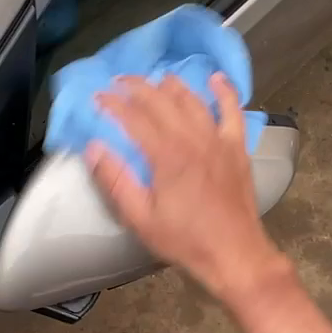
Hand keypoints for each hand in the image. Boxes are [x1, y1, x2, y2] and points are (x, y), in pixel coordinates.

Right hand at [88, 73, 293, 305]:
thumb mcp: (140, 217)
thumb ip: (116, 180)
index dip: (113, 104)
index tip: (97, 98)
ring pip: (193, 100)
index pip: (134, 118)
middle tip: (118, 83)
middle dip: (137, 87)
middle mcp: (193, 139)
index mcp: (167, 155)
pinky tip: (215, 79)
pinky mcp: (237, 148)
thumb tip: (94, 149)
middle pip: (162, 101)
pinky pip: (233, 111)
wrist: (234, 253)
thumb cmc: (184, 239)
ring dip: (171, 86)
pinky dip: (224, 92)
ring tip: (154, 79)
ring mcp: (219, 140)